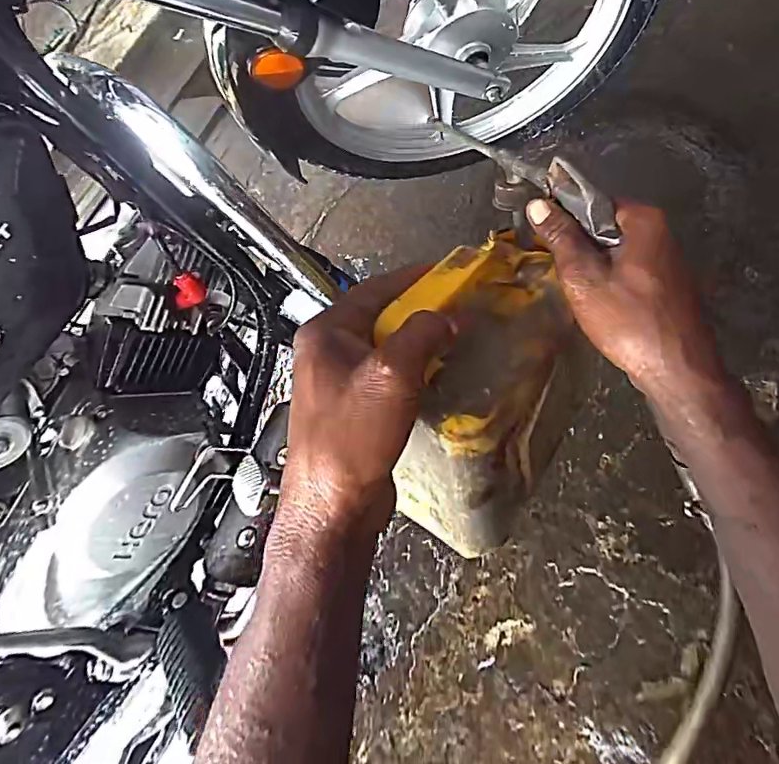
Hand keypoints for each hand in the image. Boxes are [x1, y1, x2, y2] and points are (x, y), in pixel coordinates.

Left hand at [280, 267, 455, 537]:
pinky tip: (434, 377)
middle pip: (379, 318)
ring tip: (451, 339)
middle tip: (453, 307)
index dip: (410, 278)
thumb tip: (447, 317)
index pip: (372, 290)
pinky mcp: (353, 410)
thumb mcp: (392, 374)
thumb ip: (421, 334)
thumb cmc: (350, 439)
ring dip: (417, 343)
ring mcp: (338, 383)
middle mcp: (327, 353)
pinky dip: (412, 371)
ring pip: (385, 349)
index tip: (442, 272)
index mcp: (325, 333)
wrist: (333, 507)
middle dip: (418, 312)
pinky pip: (387, 378)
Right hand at [526, 198, 727, 404]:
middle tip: (563, 271)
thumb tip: (538, 204)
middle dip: (580, 246)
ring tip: (581, 291)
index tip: (545, 238)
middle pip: (605, 228)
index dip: (564, 217)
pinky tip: (604, 306)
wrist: (679, 373)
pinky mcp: (670, 285)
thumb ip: (561, 237)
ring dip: (595, 267)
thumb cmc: (629, 321)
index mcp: (644, 220)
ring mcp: (669, 260)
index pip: (591, 201)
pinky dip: (613, 282)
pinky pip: (630, 271)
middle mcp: (662, 232)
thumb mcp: (584, 277)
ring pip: (616, 252)